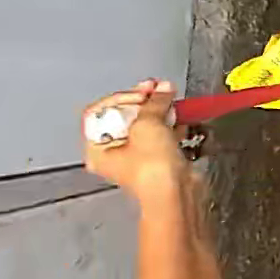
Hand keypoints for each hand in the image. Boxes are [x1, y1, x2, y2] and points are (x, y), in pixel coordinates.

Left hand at [81, 79, 191, 203]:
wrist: (176, 191)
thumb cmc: (152, 162)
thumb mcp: (148, 124)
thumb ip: (155, 102)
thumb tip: (165, 87)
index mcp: (98, 148)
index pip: (100, 112)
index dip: (122, 98)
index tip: (144, 93)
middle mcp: (114, 152)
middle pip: (124, 116)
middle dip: (145, 101)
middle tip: (160, 89)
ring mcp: (138, 155)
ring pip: (146, 124)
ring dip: (160, 110)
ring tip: (174, 100)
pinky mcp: (160, 157)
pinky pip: (162, 134)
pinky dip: (171, 123)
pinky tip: (182, 117)